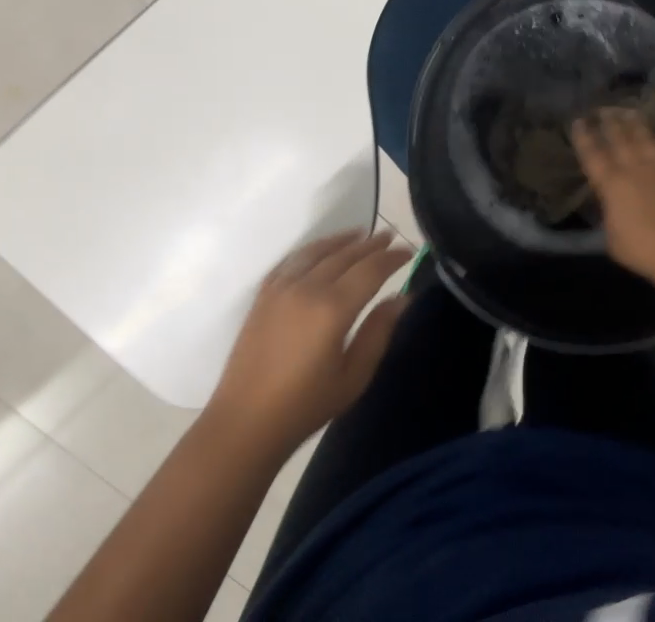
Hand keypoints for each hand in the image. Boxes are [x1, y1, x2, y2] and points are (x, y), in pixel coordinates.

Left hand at [208, 230, 410, 447]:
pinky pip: (291, 261)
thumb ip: (379, 332)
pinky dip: (311, 250)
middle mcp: (306, 288)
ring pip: (316, 252)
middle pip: (344, 255)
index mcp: (332, 308)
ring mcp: (280, 289)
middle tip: (389, 236)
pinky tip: (319, 251)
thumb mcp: (354, 376)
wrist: (246, 421)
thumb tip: (401, 298)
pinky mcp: (263, 296)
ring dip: (340, 241)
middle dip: (370, 245)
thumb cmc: (306, 405)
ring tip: (359, 234)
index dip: (391, 258)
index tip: (408, 250)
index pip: (370, 270)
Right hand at [572, 109, 654, 285]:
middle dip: (610, 122)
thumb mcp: (612, 239)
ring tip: (631, 111)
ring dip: (638, 122)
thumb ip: (610, 216)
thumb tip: (612, 206)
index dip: (583, 137)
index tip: (578, 121)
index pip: (592, 155)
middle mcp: (635, 168)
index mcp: (611, 185)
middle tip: (604, 109)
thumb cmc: (644, 251)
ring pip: (647, 137)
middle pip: (619, 138)